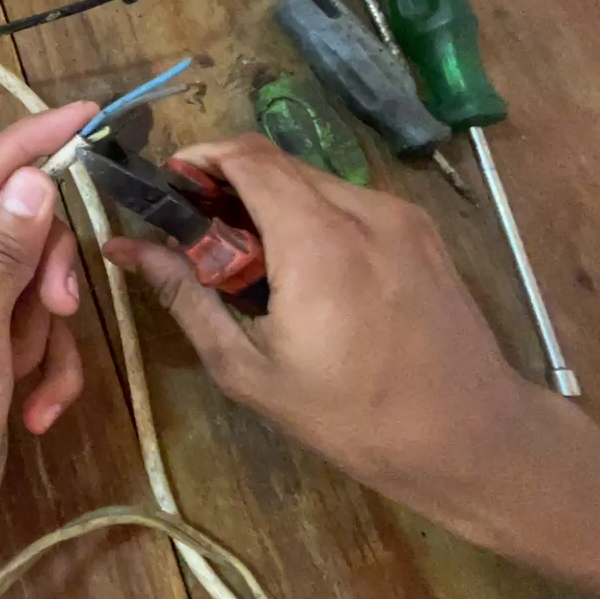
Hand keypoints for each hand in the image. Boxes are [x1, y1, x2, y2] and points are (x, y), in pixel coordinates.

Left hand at [0, 102, 96, 555]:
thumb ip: (2, 258)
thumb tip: (31, 179)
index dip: (29, 143)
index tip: (85, 112)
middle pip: (11, 229)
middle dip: (43, 277)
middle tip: (59, 311)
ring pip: (29, 279)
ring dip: (42, 334)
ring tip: (25, 387)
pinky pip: (27, 321)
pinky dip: (41, 363)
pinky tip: (31, 409)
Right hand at [103, 134, 552, 518]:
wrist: (476, 441)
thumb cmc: (348, 413)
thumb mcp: (244, 365)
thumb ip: (182, 293)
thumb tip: (123, 248)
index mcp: (316, 242)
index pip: (247, 157)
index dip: (199, 158)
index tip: (169, 190)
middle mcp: (363, 211)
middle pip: (273, 161)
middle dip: (223, 181)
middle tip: (194, 231)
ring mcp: (399, 217)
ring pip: (308, 177)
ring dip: (263, 197)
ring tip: (244, 254)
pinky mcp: (419, 230)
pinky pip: (343, 198)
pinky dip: (303, 211)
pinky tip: (296, 263)